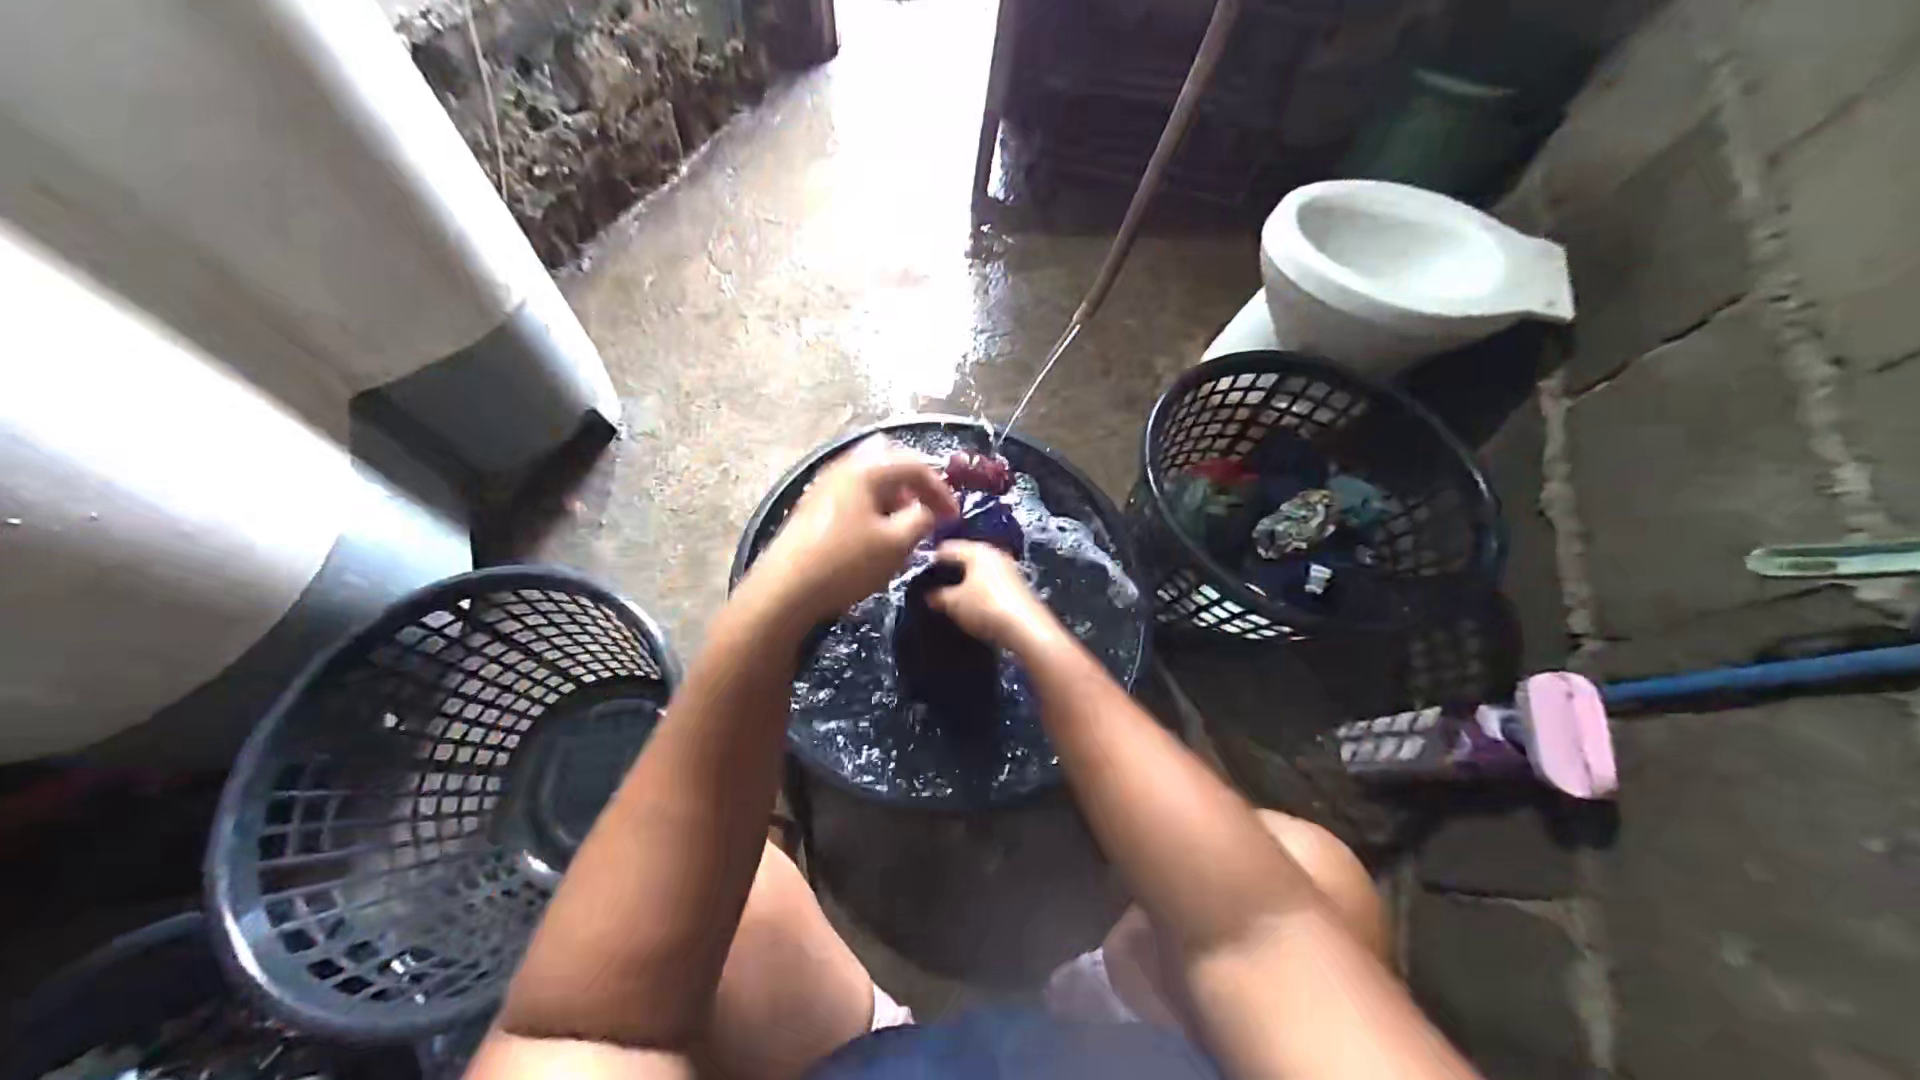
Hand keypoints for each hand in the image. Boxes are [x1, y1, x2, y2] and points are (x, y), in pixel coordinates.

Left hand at [747, 436, 959, 622]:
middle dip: (914, 483)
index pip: (915, 465)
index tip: (954, 517)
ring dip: (893, 495)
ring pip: (869, 477)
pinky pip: (853, 493)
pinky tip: (875, 533)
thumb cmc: (846, 564)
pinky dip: (872, 504)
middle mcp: (843, 467)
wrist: (785, 590)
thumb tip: (927, 511)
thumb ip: (921, 519)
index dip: (941, 490)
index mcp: (866, 469)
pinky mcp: (813, 506)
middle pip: (889, 460)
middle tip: (927, 510)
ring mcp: (824, 485)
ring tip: (903, 525)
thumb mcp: (896, 544)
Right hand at [925, 539, 1065, 652]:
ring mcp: (1009, 568)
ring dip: (965, 582)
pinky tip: (973, 606)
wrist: (1027, 629)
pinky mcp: (1018, 586)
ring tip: (950, 599)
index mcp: (976, 549)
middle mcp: (994, 552)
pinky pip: (991, 583)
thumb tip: (928, 594)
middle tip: (932, 587)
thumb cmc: (985, 608)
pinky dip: (980, 591)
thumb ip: (937, 596)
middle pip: (964, 557)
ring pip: (979, 571)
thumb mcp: (952, 603)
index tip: (917, 575)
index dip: (929, 560)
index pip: (945, 547)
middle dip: (949, 571)